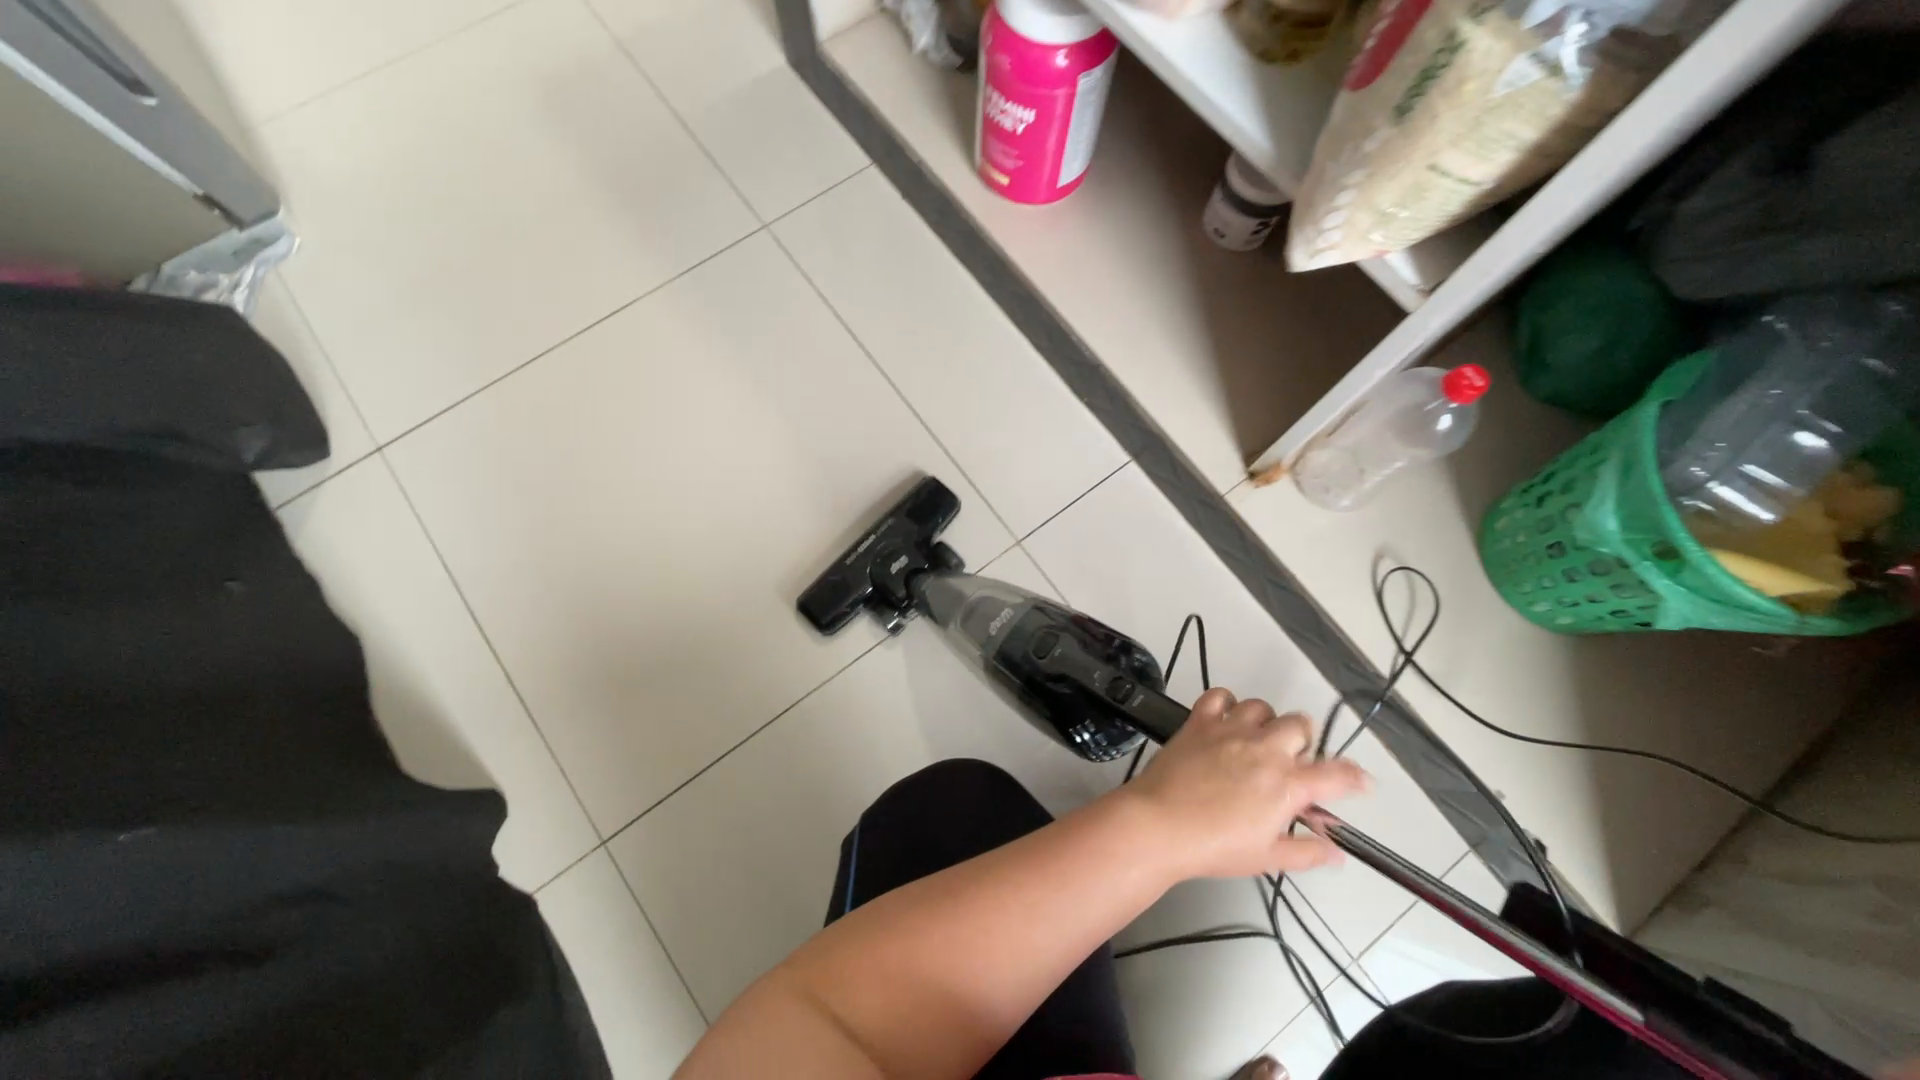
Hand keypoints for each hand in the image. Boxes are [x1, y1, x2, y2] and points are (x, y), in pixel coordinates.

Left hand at [1124, 687, 1367, 880]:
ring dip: (1267, 722)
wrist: (1159, 825)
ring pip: (1263, 707)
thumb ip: (1306, 852)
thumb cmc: (1211, 845)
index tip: (1359, 781)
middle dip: (1304, 742)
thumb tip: (1333, 851)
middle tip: (1292, 763)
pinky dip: (1226, 703)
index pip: (1337, 774)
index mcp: (1287, 784)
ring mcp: (1231, 731)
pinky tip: (1225, 719)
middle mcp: (1264, 750)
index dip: (1354, 777)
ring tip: (1259, 741)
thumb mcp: (1267, 858)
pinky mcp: (1200, 722)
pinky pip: (1219, 696)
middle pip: (1301, 726)